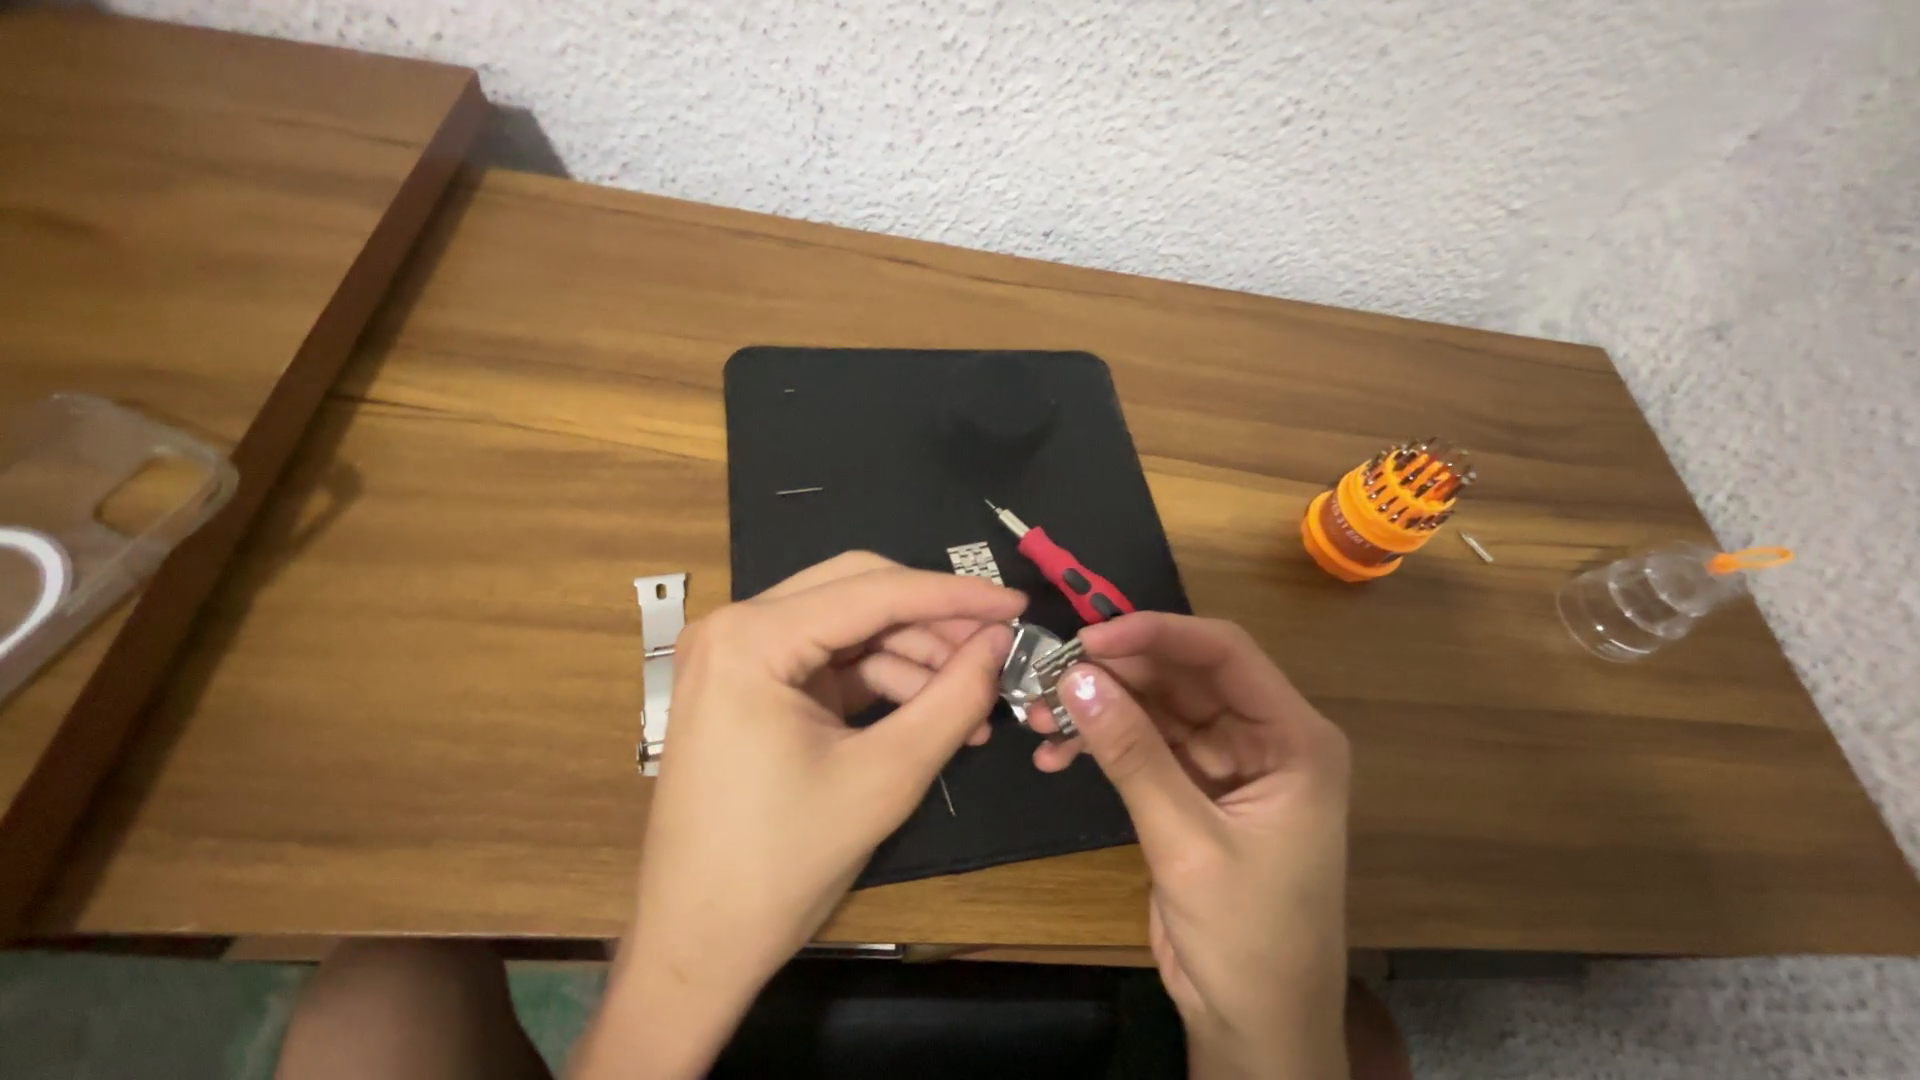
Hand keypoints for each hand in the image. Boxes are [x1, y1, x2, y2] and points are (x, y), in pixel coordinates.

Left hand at [573, 552, 1022, 1079]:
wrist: (700, 943)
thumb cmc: (783, 862)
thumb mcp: (886, 776)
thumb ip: (954, 698)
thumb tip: (1000, 642)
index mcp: (750, 637)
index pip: (873, 590)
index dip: (955, 595)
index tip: (1016, 605)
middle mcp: (735, 628)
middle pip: (858, 593)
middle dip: (933, 623)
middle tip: (996, 650)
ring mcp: (739, 657)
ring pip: (850, 628)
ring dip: (915, 659)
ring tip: (975, 704)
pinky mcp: (753, 688)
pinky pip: (832, 664)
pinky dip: (885, 684)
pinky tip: (933, 716)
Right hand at [1031, 613, 1351, 1079]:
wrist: (1254, 1025)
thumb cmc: (1247, 936)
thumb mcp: (1187, 841)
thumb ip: (1133, 754)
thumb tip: (1075, 677)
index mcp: (1293, 738)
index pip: (1224, 654)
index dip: (1156, 633)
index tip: (1087, 639)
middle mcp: (1263, 737)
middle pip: (1182, 676)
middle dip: (1115, 673)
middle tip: (1046, 676)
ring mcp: (1225, 763)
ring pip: (1155, 707)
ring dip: (1098, 708)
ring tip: (1037, 716)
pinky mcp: (1191, 789)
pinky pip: (1142, 746)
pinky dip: (1100, 745)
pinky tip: (1055, 755)